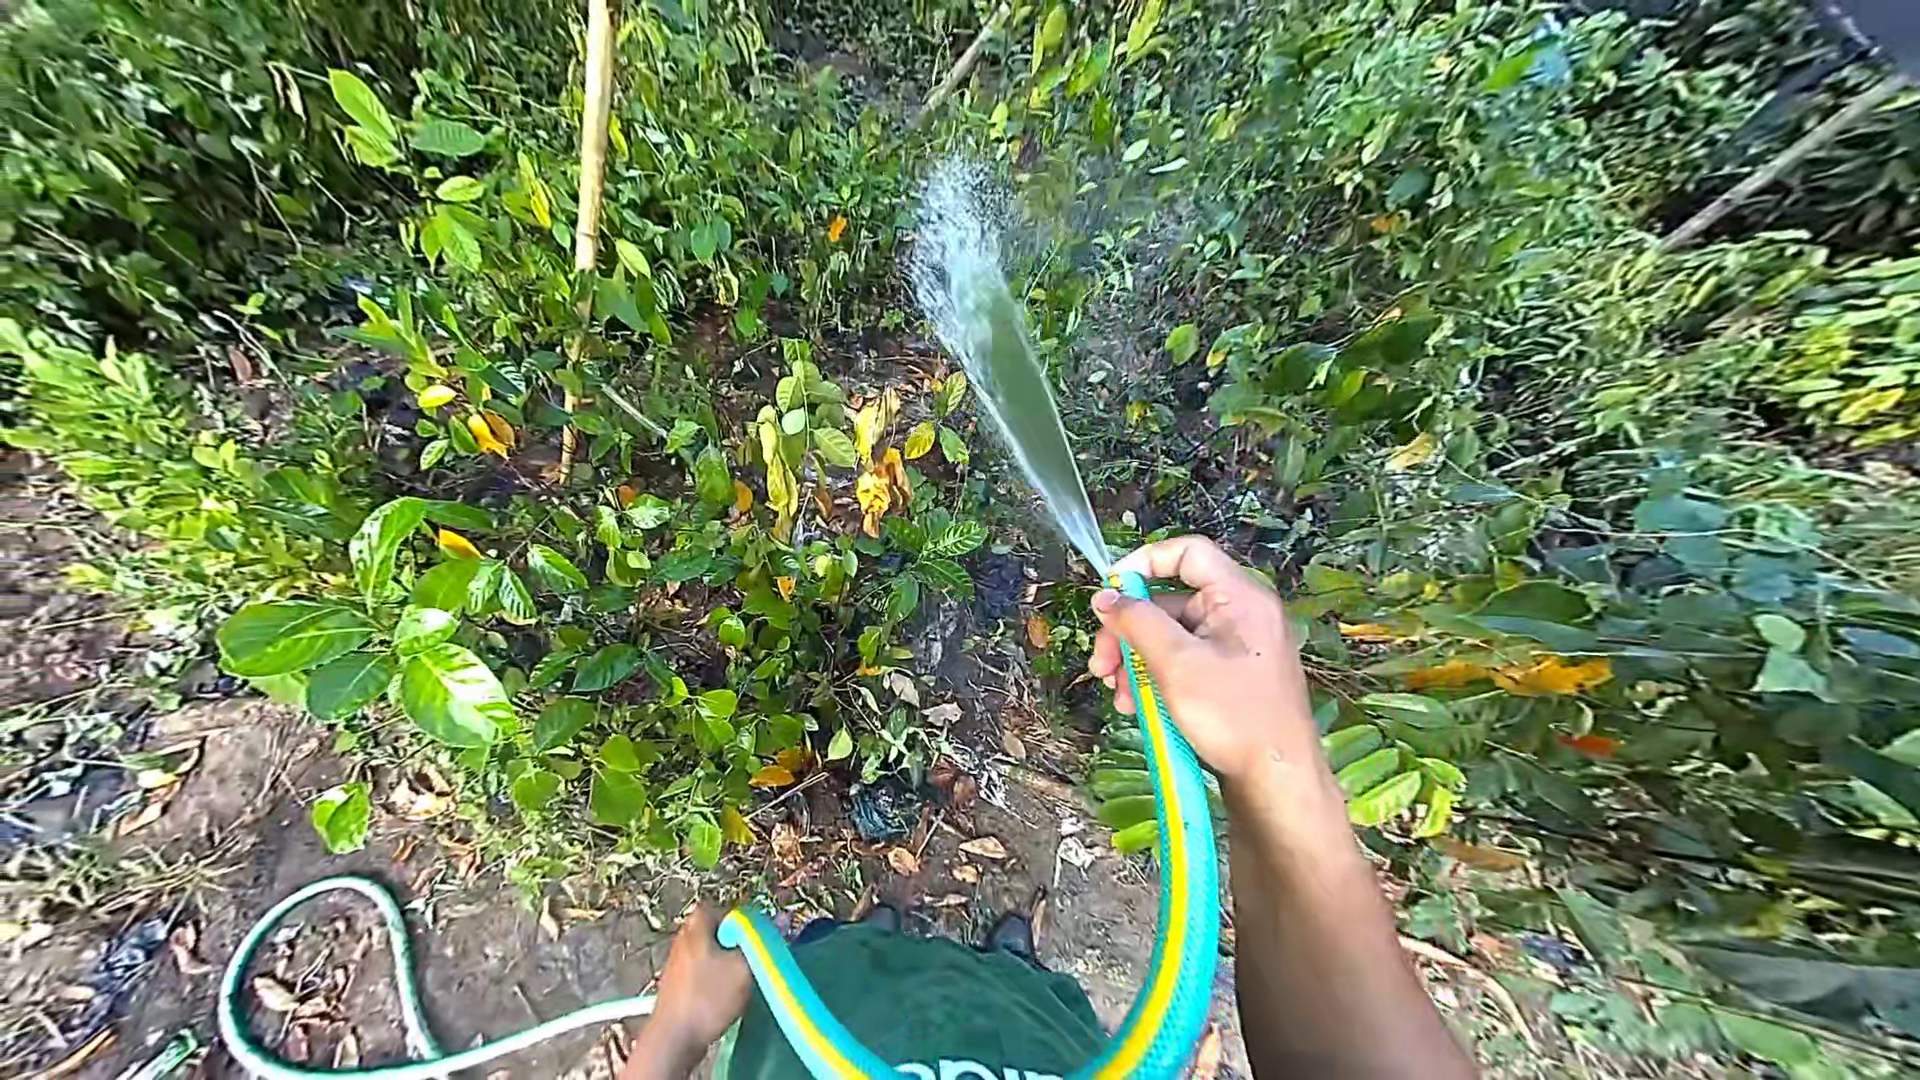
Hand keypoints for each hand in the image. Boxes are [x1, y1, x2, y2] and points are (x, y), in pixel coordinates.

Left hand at [626, 905, 751, 1078]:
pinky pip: (705, 972)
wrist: (671, 1044)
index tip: (760, 942)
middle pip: (725, 932)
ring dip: (729, 966)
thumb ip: (763, 941)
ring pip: (716, 953)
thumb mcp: (743, 966)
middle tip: (751, 962)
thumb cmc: (708, 998)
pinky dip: (715, 981)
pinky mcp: (676, 984)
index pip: (734, 909)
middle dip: (740, 946)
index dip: (751, 925)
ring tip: (737, 983)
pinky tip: (722, 998)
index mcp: (698, 921)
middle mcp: (685, 934)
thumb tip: (783, 918)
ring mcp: (678, 960)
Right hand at [1088, 536, 1324, 789]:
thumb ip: (1136, 621)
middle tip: (1101, 662)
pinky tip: (1135, 704)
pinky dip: (1153, 675)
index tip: (1112, 591)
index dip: (1144, 562)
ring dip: (1134, 659)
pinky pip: (1181, 659)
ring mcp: (1234, 646)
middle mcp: (1240, 613)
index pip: (1187, 552)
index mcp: (1239, 597)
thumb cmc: (1232, 716)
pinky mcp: (1228, 673)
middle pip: (1168, 600)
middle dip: (1128, 630)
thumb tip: (1105, 596)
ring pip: (1168, 634)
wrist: (1276, 783)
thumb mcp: (1175, 662)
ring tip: (1116, 692)